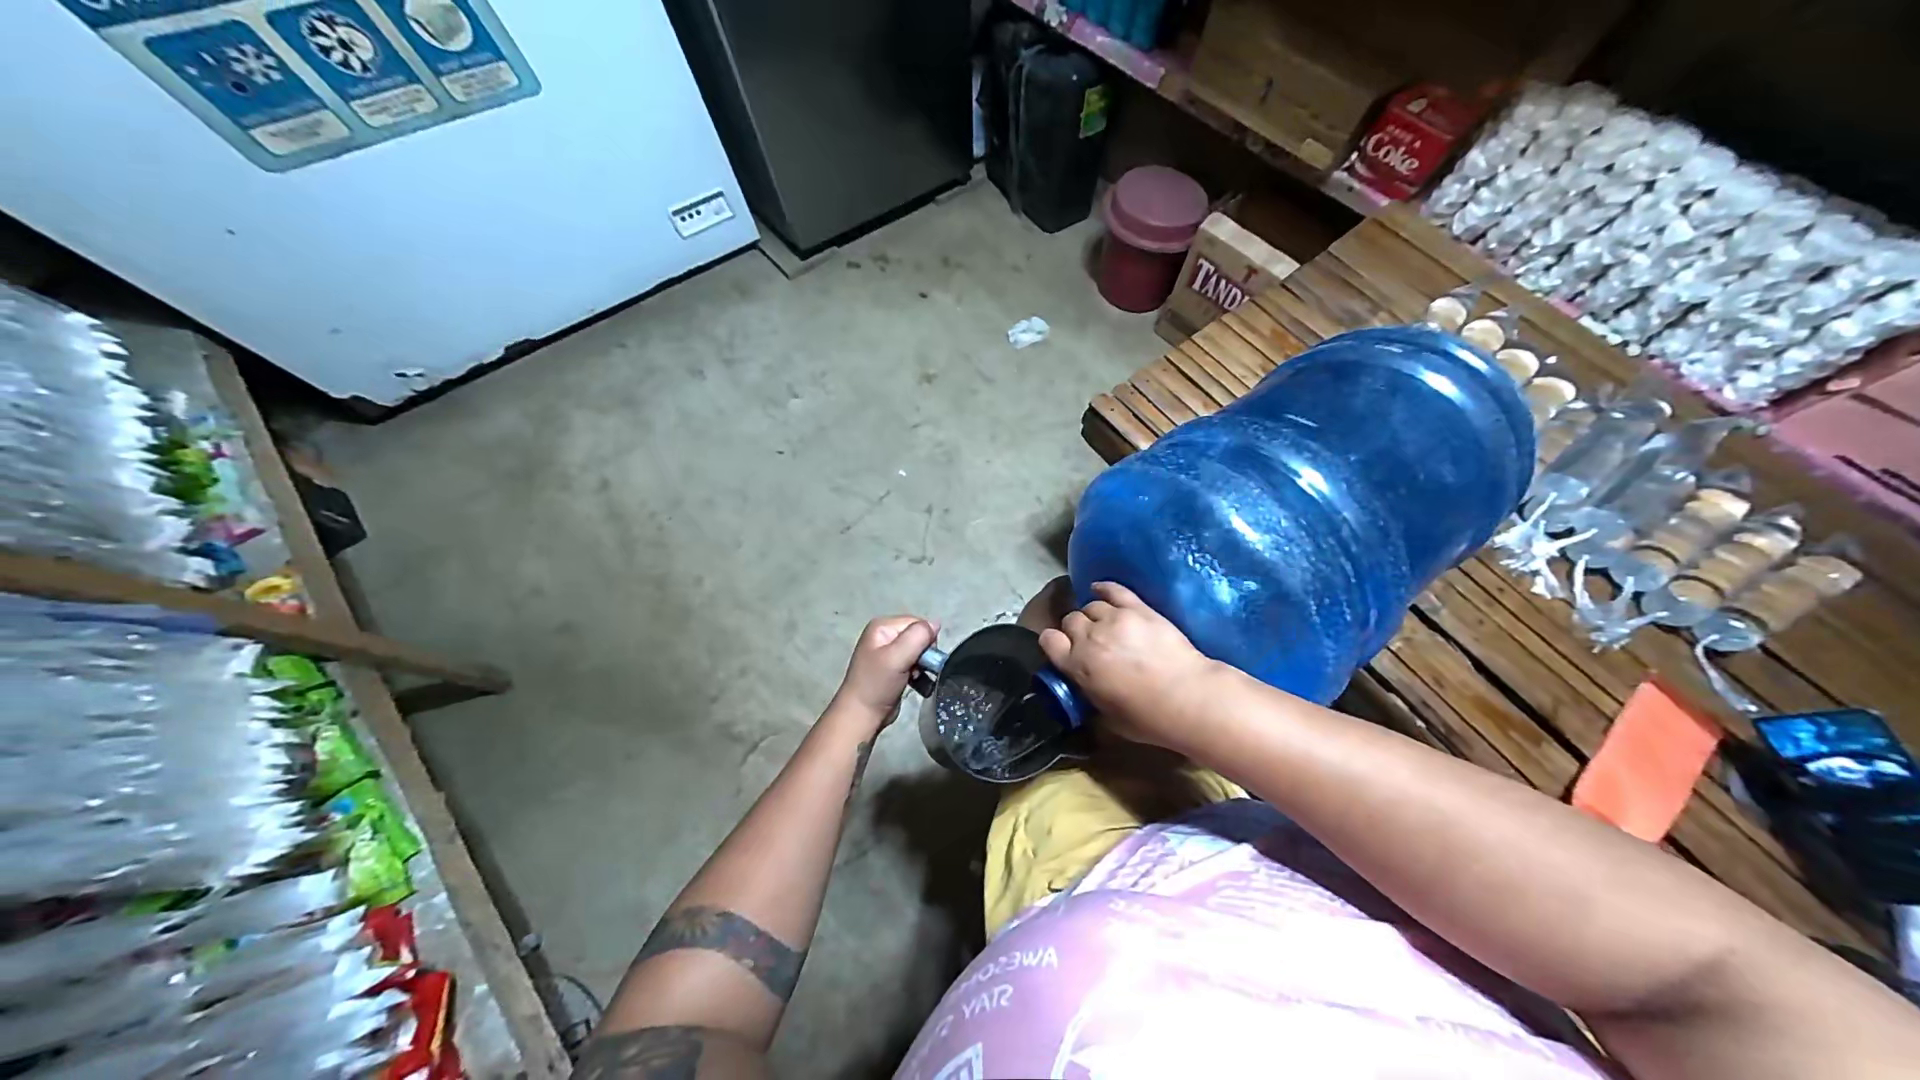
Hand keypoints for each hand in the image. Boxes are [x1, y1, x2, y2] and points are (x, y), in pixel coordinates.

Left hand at [831, 615, 938, 732]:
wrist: (863, 714)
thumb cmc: (878, 684)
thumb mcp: (897, 656)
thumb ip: (918, 636)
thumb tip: (937, 623)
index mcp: (882, 627)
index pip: (917, 623)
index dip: (925, 639)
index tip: (922, 659)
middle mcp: (885, 635)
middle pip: (918, 636)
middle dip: (924, 653)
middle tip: (917, 669)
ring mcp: (888, 652)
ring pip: (919, 651)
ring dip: (922, 664)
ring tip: (915, 677)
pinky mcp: (894, 667)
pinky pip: (915, 663)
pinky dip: (918, 672)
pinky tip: (914, 681)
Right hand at [1038, 583, 1223, 751]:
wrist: (1187, 698)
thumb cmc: (1147, 717)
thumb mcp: (1106, 717)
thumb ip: (1088, 695)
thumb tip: (1084, 688)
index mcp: (1077, 665)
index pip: (1049, 640)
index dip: (1054, 643)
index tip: (1063, 650)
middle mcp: (1089, 637)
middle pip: (1070, 620)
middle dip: (1076, 630)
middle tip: (1091, 642)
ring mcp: (1114, 619)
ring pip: (1091, 606)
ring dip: (1093, 615)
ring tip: (1104, 625)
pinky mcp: (1138, 609)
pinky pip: (1114, 590)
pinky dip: (1103, 588)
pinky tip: (1099, 589)